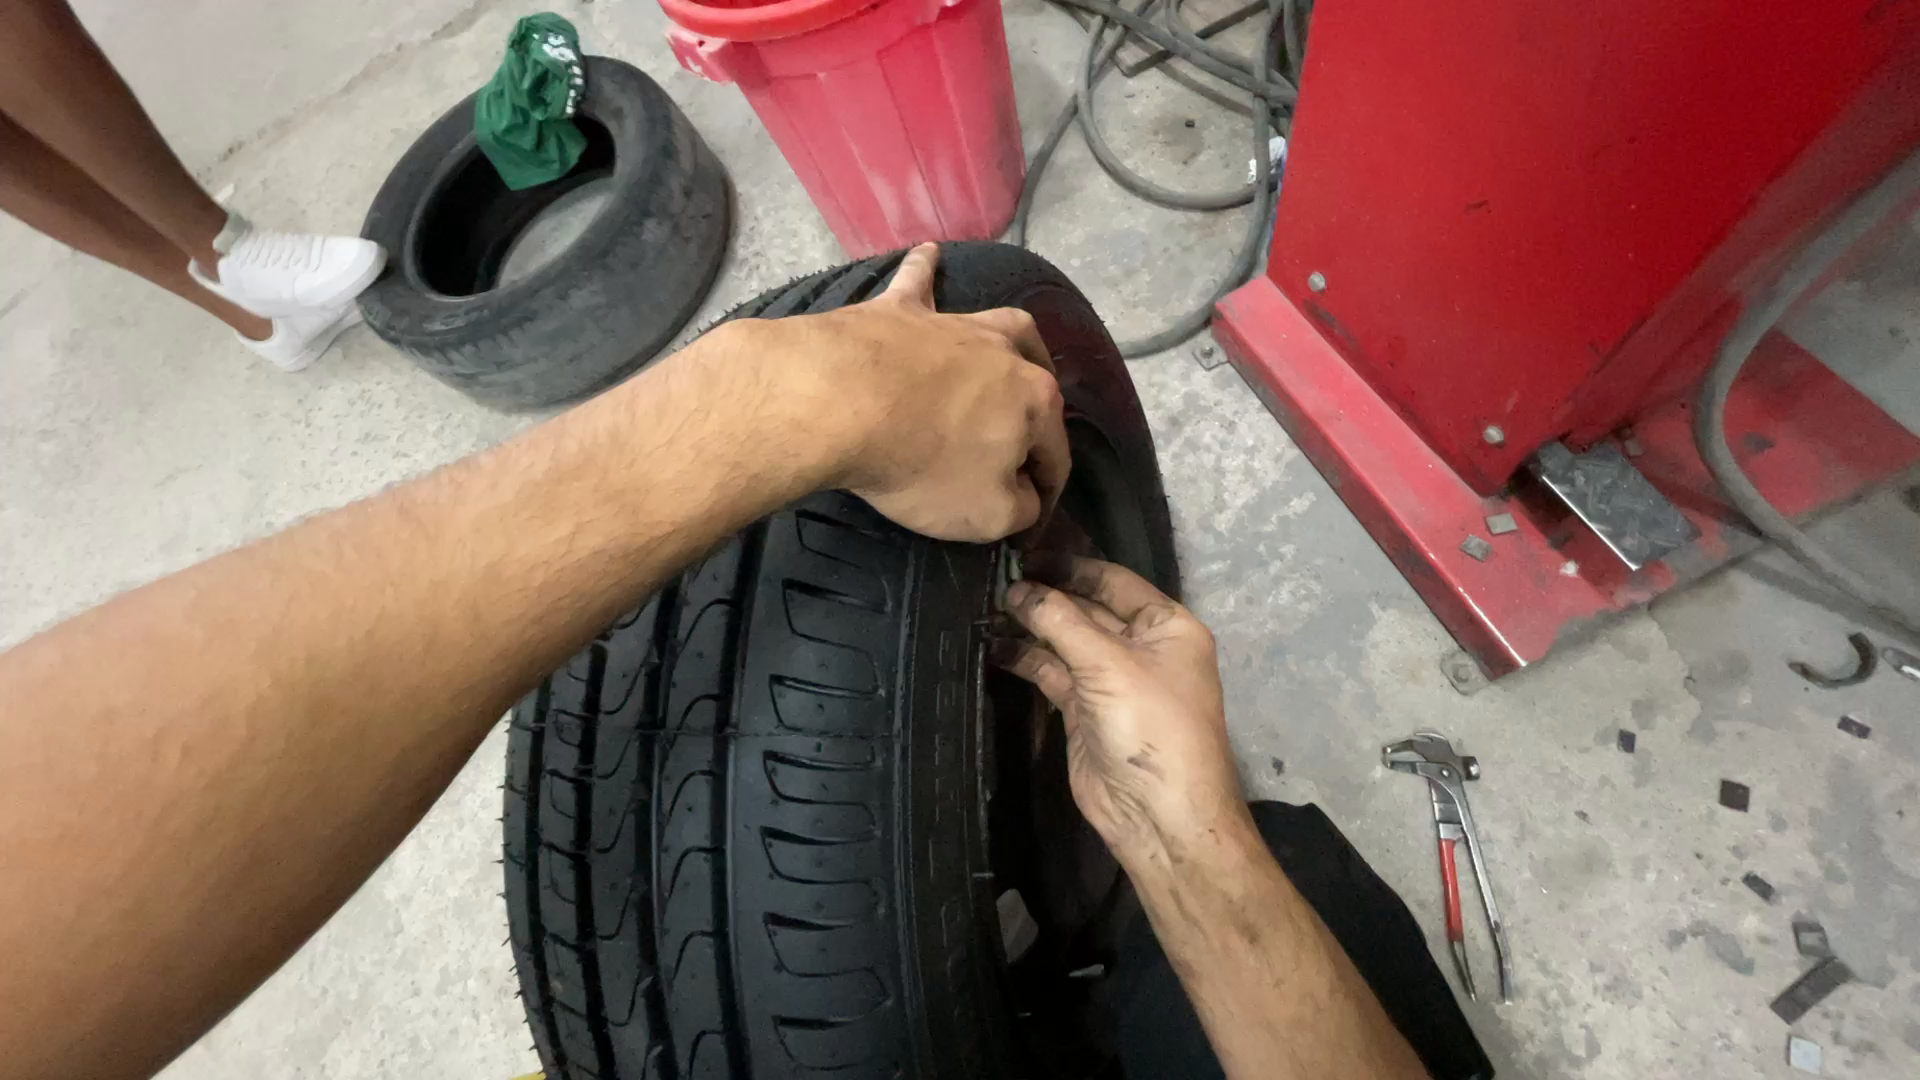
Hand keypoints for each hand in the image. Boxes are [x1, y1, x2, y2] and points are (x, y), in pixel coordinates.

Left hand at [731, 243, 1069, 541]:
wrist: (838, 403)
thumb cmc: (922, 464)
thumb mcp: (987, 514)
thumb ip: (1021, 508)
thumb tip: (1028, 496)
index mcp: (1035, 401)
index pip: (1055, 456)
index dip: (1046, 493)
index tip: (1028, 519)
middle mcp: (1004, 352)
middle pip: (1036, 384)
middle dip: (1039, 418)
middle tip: (1022, 444)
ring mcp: (951, 324)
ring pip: (996, 324)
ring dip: (1010, 342)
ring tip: (1011, 352)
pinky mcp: (899, 310)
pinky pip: (918, 282)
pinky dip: (926, 271)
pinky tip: (929, 253)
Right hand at [995, 555, 1248, 865]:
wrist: (1159, 816)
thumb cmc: (1149, 726)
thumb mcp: (1107, 663)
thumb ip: (1059, 620)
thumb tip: (1016, 587)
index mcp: (1166, 626)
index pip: (1113, 579)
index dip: (1069, 566)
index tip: (1023, 554)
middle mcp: (1140, 646)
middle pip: (1086, 608)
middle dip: (1044, 596)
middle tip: (994, 579)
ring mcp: (1111, 679)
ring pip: (1064, 640)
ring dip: (1030, 627)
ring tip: (985, 609)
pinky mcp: (1085, 708)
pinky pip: (1051, 672)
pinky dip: (1025, 659)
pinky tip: (994, 646)